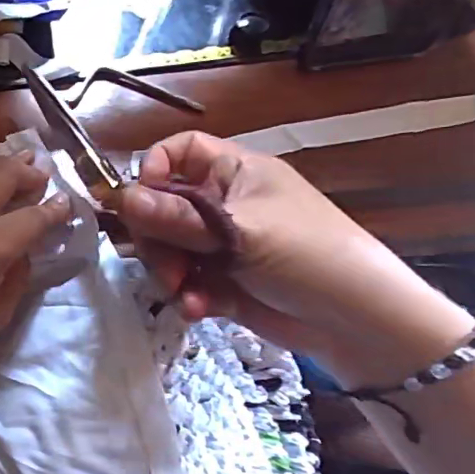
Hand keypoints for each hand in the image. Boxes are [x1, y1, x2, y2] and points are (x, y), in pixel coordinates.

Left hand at [0, 152, 71, 386]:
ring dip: (0, 165)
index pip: (30, 216)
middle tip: (42, 176)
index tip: (67, 201)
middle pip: (0, 176)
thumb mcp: (1, 309)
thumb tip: (30, 239)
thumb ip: (20, 268)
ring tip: (20, 163)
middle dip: (26, 173)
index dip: (54, 208)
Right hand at [114, 131, 473, 386]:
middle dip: (157, 238)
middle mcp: (223, 204)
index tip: (135, 202)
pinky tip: (198, 308)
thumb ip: (177, 217)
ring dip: (170, 272)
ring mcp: (221, 244)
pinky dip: (187, 295)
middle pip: (161, 207)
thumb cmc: (308, 255)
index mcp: (235, 173)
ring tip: (185, 292)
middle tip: (166, 263)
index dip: (154, 169)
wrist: (355, 322)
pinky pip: (185, 280)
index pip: (180, 151)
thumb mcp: (241, 231)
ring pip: (168, 249)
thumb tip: (119, 198)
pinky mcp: (221, 281)